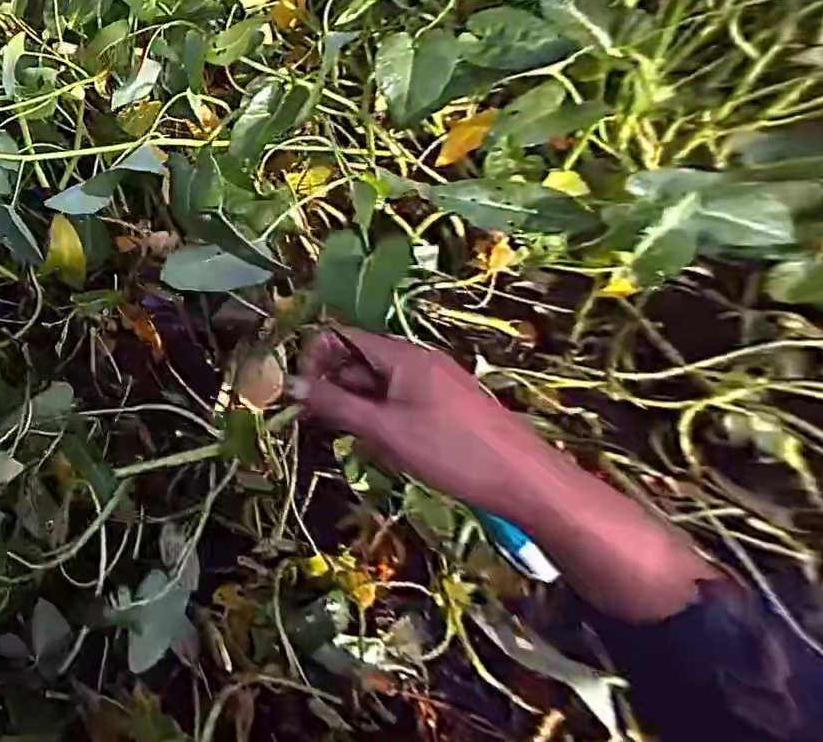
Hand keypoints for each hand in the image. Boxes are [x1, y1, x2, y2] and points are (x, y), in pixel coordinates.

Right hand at [297, 325, 558, 518]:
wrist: (532, 486)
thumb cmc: (452, 452)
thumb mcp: (383, 429)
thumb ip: (333, 404)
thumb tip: (290, 385)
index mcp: (401, 355)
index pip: (339, 336)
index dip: (314, 358)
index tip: (306, 393)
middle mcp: (417, 359)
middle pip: (357, 359)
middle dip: (336, 387)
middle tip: (329, 423)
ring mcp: (435, 380)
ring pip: (377, 382)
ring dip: (359, 406)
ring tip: (366, 441)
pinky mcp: (448, 402)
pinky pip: (399, 397)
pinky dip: (383, 415)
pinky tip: (390, 446)